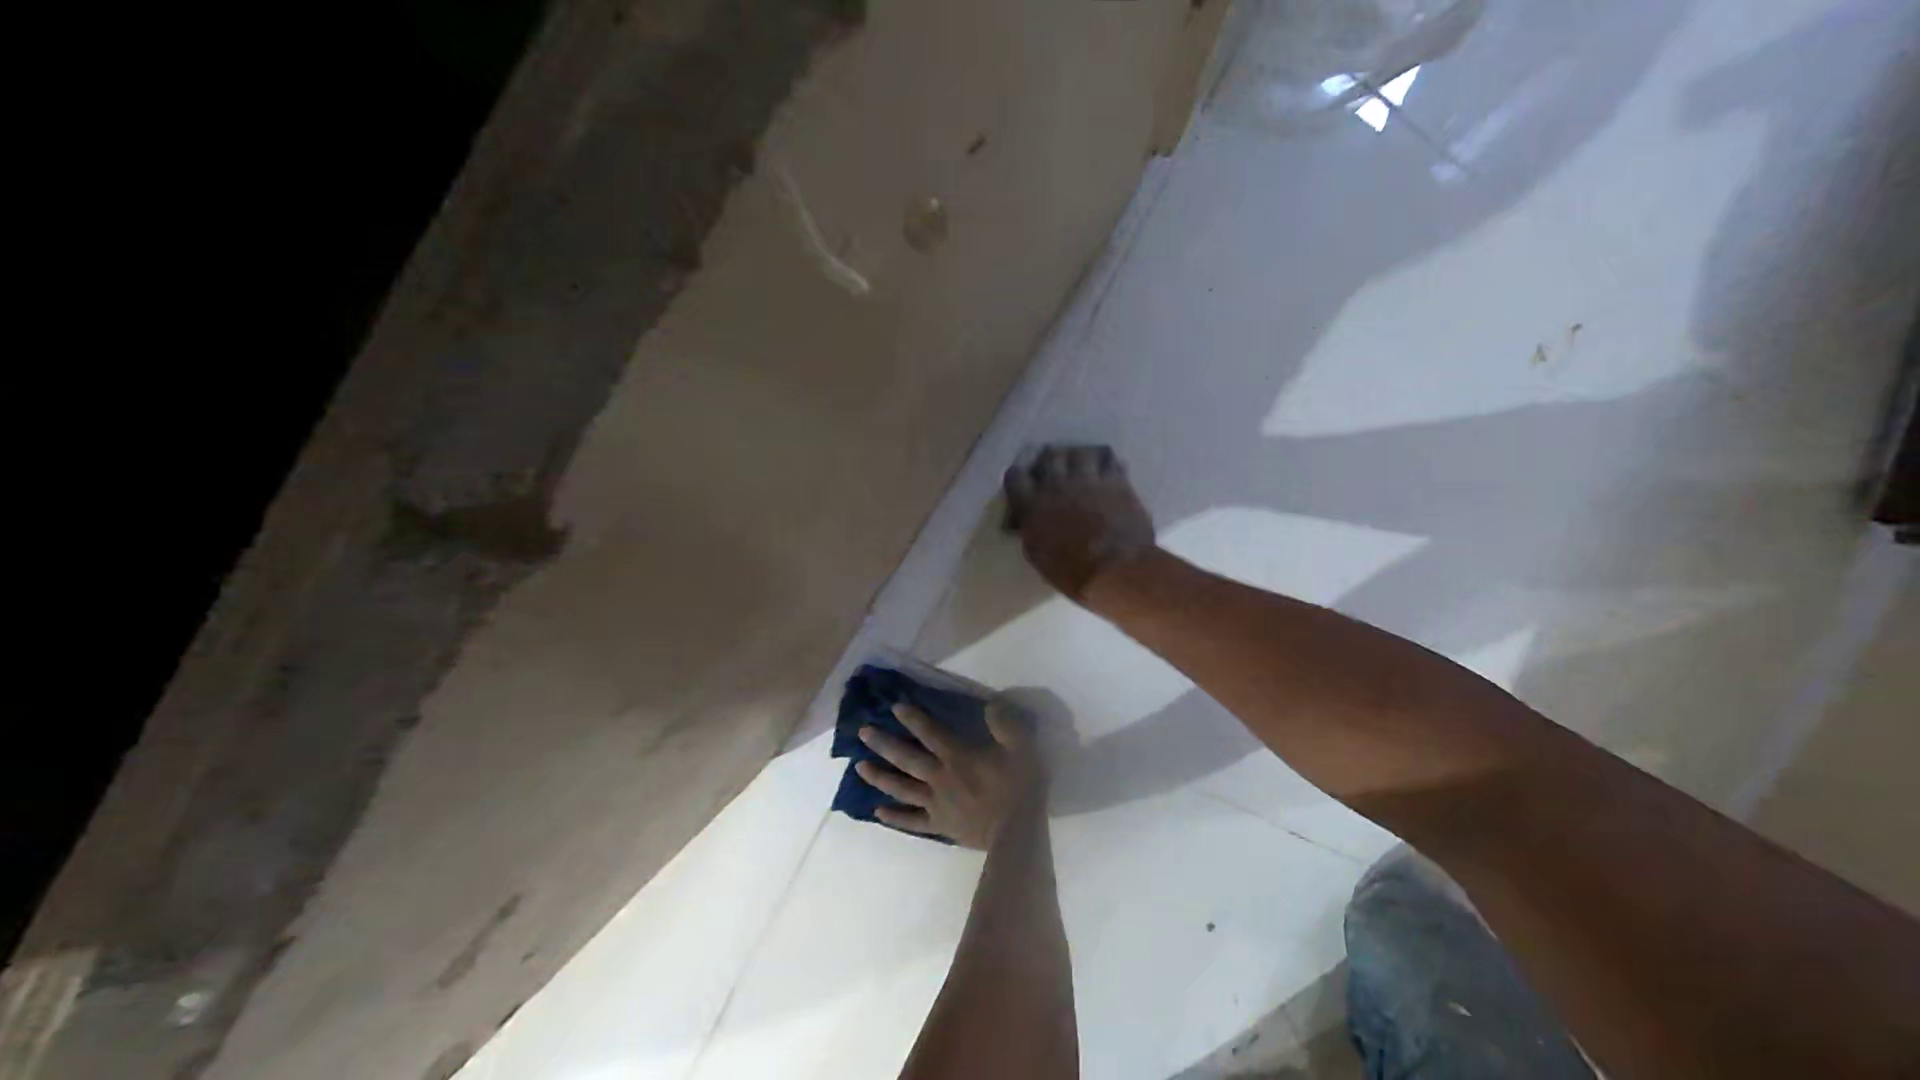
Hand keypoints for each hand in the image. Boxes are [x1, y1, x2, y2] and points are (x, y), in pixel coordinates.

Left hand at [857, 702, 1043, 849]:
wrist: (1018, 834)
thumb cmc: (1019, 788)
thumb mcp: (1021, 747)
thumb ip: (1005, 722)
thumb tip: (991, 704)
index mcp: (957, 756)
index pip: (929, 732)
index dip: (912, 718)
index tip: (893, 707)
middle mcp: (939, 777)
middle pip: (905, 758)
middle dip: (883, 743)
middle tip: (862, 733)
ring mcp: (935, 803)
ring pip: (901, 788)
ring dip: (879, 777)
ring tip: (859, 767)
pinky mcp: (939, 825)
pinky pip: (911, 821)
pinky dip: (894, 817)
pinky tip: (878, 812)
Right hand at [1003, 444, 1155, 598]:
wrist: (1115, 569)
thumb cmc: (1072, 571)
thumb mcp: (1038, 554)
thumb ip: (1033, 529)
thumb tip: (1032, 519)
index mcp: (1033, 505)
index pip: (1016, 477)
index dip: (1019, 477)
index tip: (1023, 482)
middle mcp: (1057, 485)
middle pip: (1050, 456)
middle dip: (1050, 460)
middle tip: (1055, 466)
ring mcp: (1088, 480)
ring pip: (1080, 452)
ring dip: (1079, 457)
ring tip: (1083, 465)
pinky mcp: (1117, 481)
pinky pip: (1110, 461)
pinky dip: (1107, 464)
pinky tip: (1108, 471)